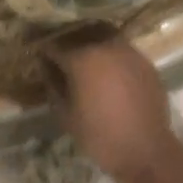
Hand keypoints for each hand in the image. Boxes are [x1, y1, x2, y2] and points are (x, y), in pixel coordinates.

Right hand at [43, 24, 182, 182]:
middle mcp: (106, 47)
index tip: (35, 51)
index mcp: (82, 58)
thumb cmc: (99, 135)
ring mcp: (130, 53)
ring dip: (92, 43)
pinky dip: (111, 55)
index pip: (54, 44)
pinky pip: (123, 51)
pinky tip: (108, 71)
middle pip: (81, 32)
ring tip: (84, 58)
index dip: (42, 48)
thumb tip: (46, 67)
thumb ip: (53, 85)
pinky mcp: (146, 63)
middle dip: (68, 39)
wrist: (146, 150)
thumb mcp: (65, 114)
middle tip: (60, 52)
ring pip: (105, 36)